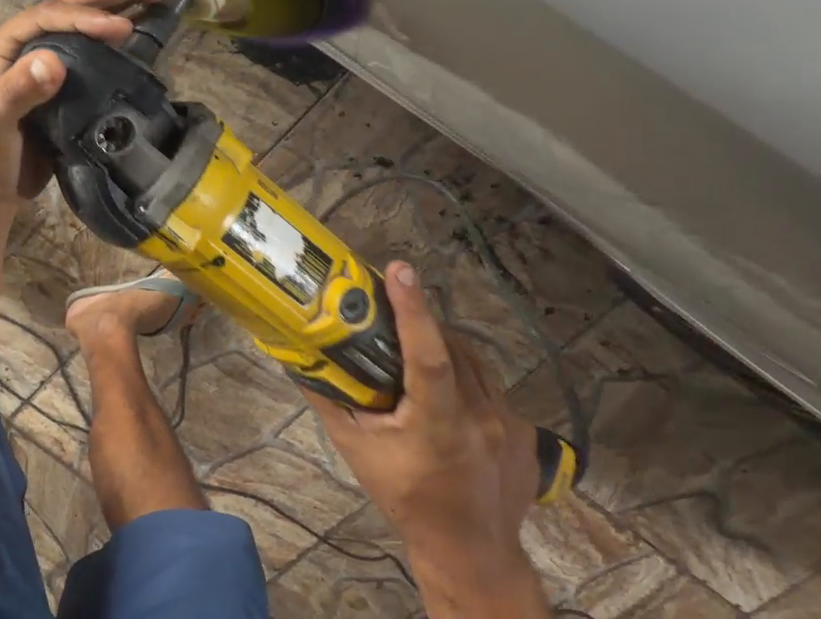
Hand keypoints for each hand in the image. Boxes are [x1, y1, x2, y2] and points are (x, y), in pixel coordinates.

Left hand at [0, 0, 177, 218]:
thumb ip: (17, 91)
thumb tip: (54, 61)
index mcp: (8, 44)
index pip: (49, 16)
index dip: (85, 18)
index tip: (121, 29)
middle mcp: (32, 44)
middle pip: (75, 4)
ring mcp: (54, 61)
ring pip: (91, 20)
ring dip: (128, 2)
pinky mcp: (73, 83)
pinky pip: (102, 49)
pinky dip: (127, 37)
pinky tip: (154, 29)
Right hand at [300, 262, 548, 614]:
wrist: (471, 550)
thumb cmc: (405, 497)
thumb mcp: (355, 449)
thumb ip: (327, 400)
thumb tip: (295, 359)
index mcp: (438, 422)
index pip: (430, 355)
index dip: (414, 310)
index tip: (400, 270)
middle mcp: (481, 416)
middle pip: (453, 347)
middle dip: (423, 319)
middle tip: (392, 300)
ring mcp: (510, 423)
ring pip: (476, 361)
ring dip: (445, 343)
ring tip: (415, 338)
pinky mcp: (525, 431)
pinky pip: (491, 385)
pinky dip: (465, 373)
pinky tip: (445, 387)